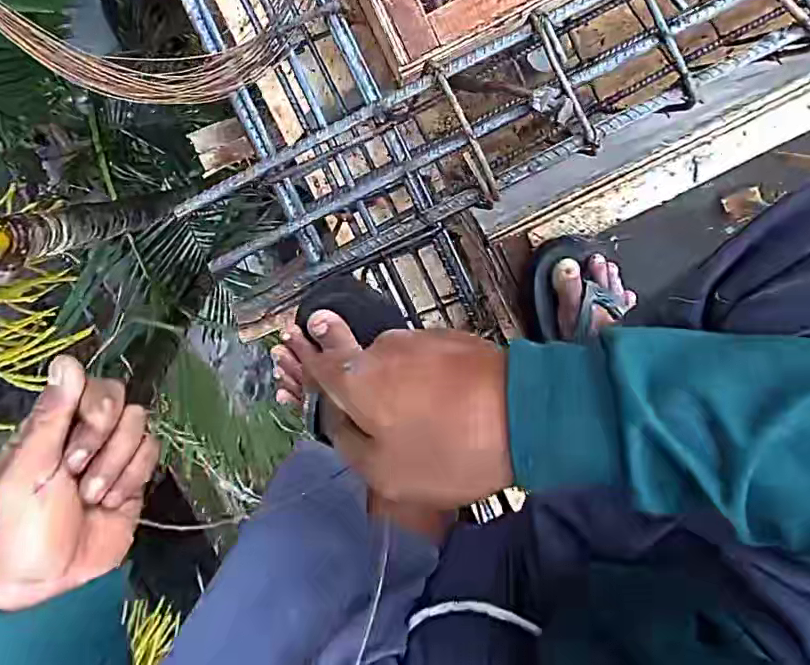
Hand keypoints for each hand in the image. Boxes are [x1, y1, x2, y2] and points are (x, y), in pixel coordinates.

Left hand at [0, 355, 159, 610]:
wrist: (55, 585)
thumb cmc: (24, 528)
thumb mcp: (27, 471)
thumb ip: (51, 414)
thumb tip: (66, 359)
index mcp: (52, 422)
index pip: (85, 382)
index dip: (86, 408)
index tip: (69, 445)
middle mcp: (83, 428)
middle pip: (116, 395)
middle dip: (101, 437)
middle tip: (76, 470)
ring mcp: (112, 448)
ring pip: (137, 421)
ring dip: (113, 464)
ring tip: (90, 495)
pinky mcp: (135, 471)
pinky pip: (151, 449)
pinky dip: (131, 477)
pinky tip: (109, 501)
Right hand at [285, 316, 512, 506]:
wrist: (523, 410)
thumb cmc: (449, 448)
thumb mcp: (388, 473)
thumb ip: (350, 445)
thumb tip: (340, 422)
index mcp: (355, 379)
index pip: (314, 363)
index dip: (299, 360)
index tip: (286, 348)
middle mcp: (377, 349)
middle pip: (350, 362)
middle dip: (345, 379)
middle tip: (358, 407)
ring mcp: (413, 338)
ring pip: (386, 362)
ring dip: (387, 382)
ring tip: (411, 418)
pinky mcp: (444, 337)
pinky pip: (417, 359)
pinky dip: (416, 376)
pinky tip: (437, 402)